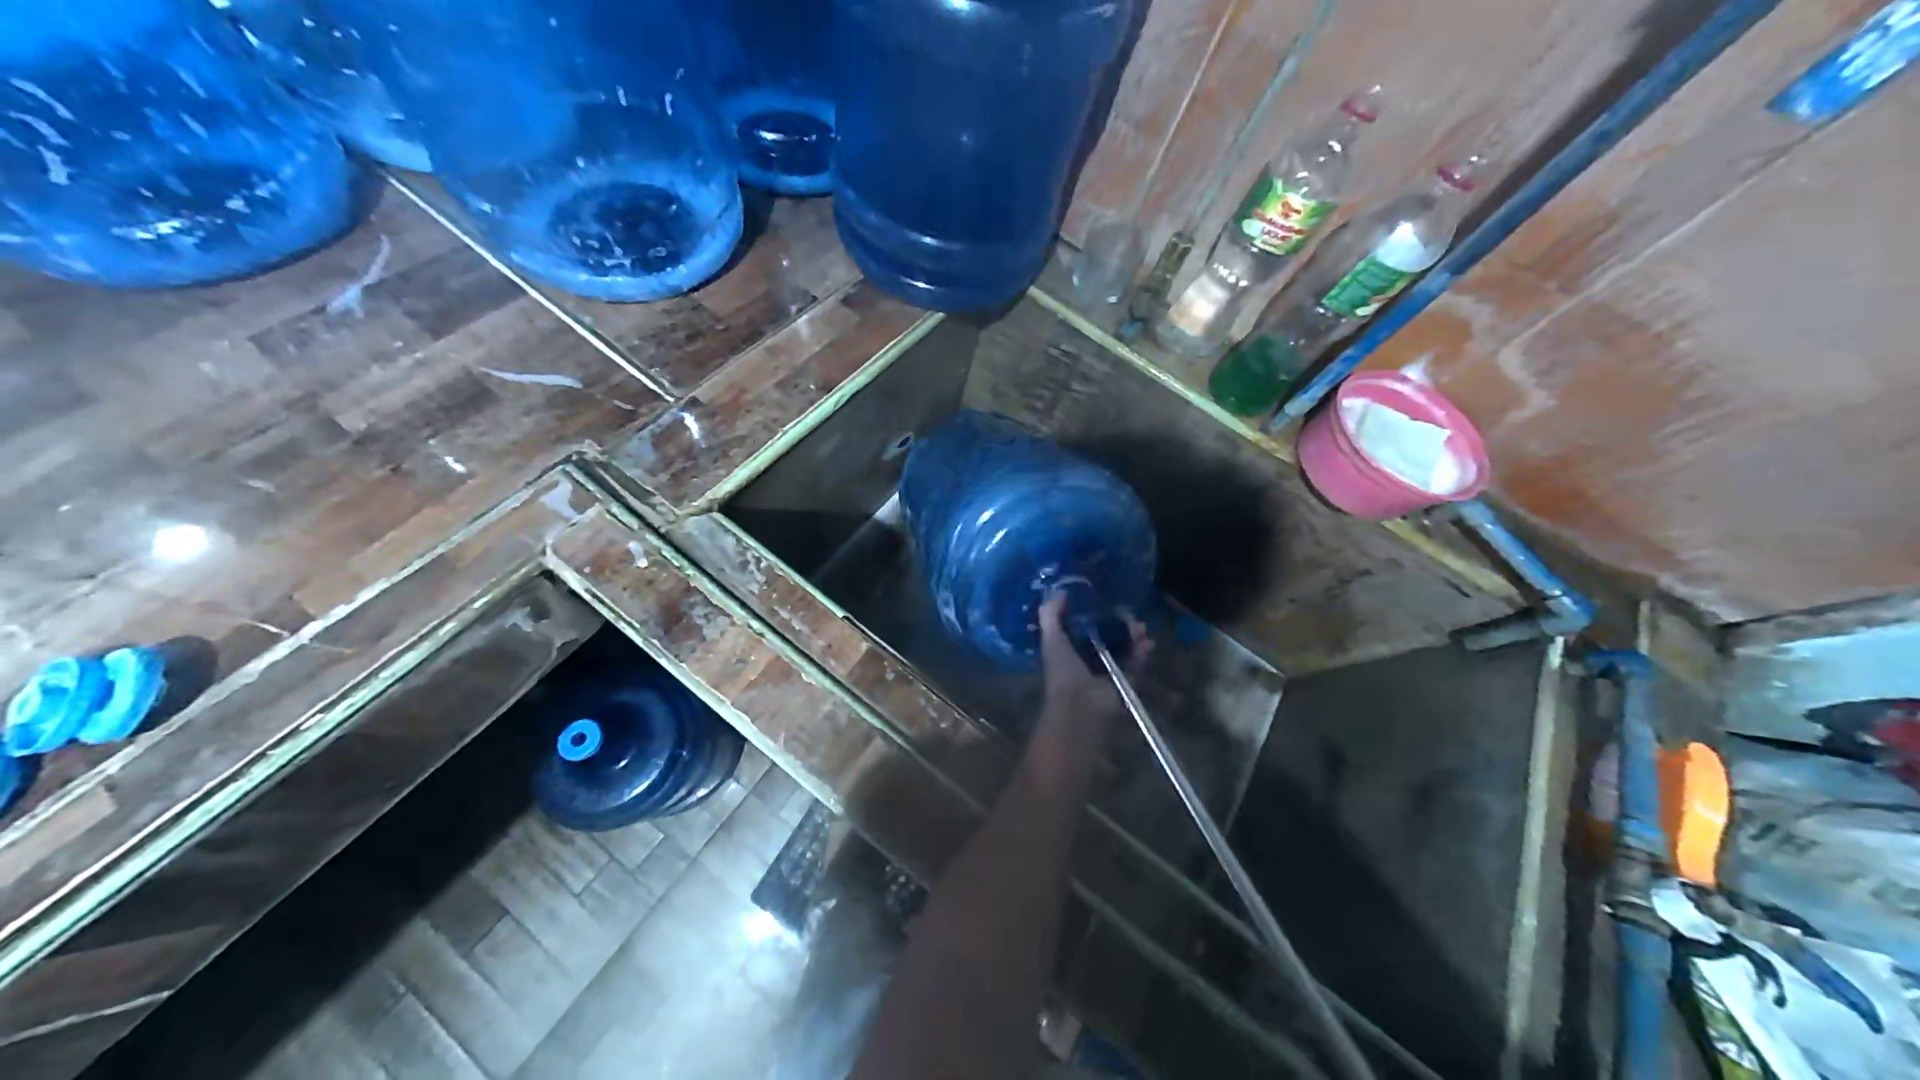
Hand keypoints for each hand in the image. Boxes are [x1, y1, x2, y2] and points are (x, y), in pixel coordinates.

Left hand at [1036, 591, 1148, 726]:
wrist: (1082, 706)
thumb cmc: (1063, 671)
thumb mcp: (1051, 638)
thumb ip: (1051, 615)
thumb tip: (1058, 591)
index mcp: (1067, 651)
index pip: (1080, 628)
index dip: (1090, 614)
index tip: (1102, 599)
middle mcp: (1087, 661)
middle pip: (1105, 637)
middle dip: (1117, 624)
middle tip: (1128, 613)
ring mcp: (1107, 672)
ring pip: (1123, 649)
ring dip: (1132, 636)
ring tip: (1140, 626)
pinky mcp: (1124, 683)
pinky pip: (1135, 664)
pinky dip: (1141, 653)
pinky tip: (1147, 642)